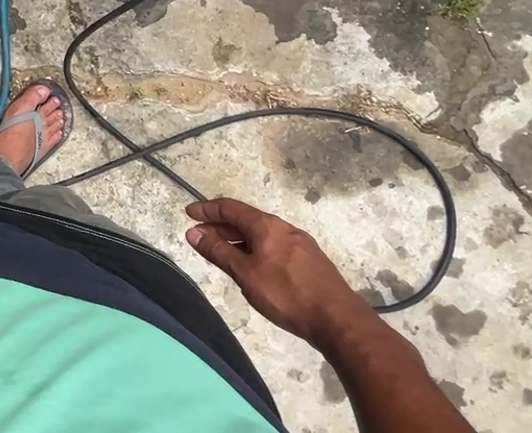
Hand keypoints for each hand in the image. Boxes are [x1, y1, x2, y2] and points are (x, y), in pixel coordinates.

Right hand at [185, 198, 377, 348]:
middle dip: (220, 226)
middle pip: (246, 220)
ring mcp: (303, 246)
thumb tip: (193, 233)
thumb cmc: (287, 294)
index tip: (188, 214)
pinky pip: (276, 247)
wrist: (342, 324)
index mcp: (267, 226)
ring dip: (238, 239)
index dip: (207, 209)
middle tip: (201, 238)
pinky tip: (253, 267)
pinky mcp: (313, 264)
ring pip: (262, 235)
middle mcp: (285, 229)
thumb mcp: (245, 273)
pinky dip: (256, 249)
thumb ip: (218, 251)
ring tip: (224, 254)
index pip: (230, 207)